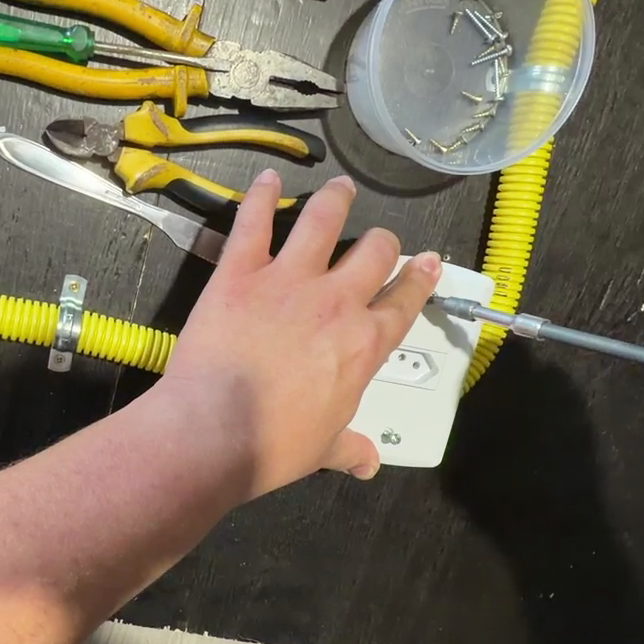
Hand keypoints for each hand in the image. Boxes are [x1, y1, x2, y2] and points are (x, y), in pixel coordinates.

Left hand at [151, 171, 440, 499]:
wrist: (216, 430)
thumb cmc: (274, 445)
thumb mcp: (322, 449)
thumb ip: (348, 447)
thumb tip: (367, 464)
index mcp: (364, 344)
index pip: (405, 301)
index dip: (420, 278)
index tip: (428, 263)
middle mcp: (336, 301)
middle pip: (375, 251)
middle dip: (382, 242)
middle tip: (377, 240)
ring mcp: (288, 280)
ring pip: (324, 221)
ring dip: (336, 200)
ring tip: (341, 188)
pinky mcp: (240, 272)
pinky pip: (254, 222)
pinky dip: (261, 196)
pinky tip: (267, 179)